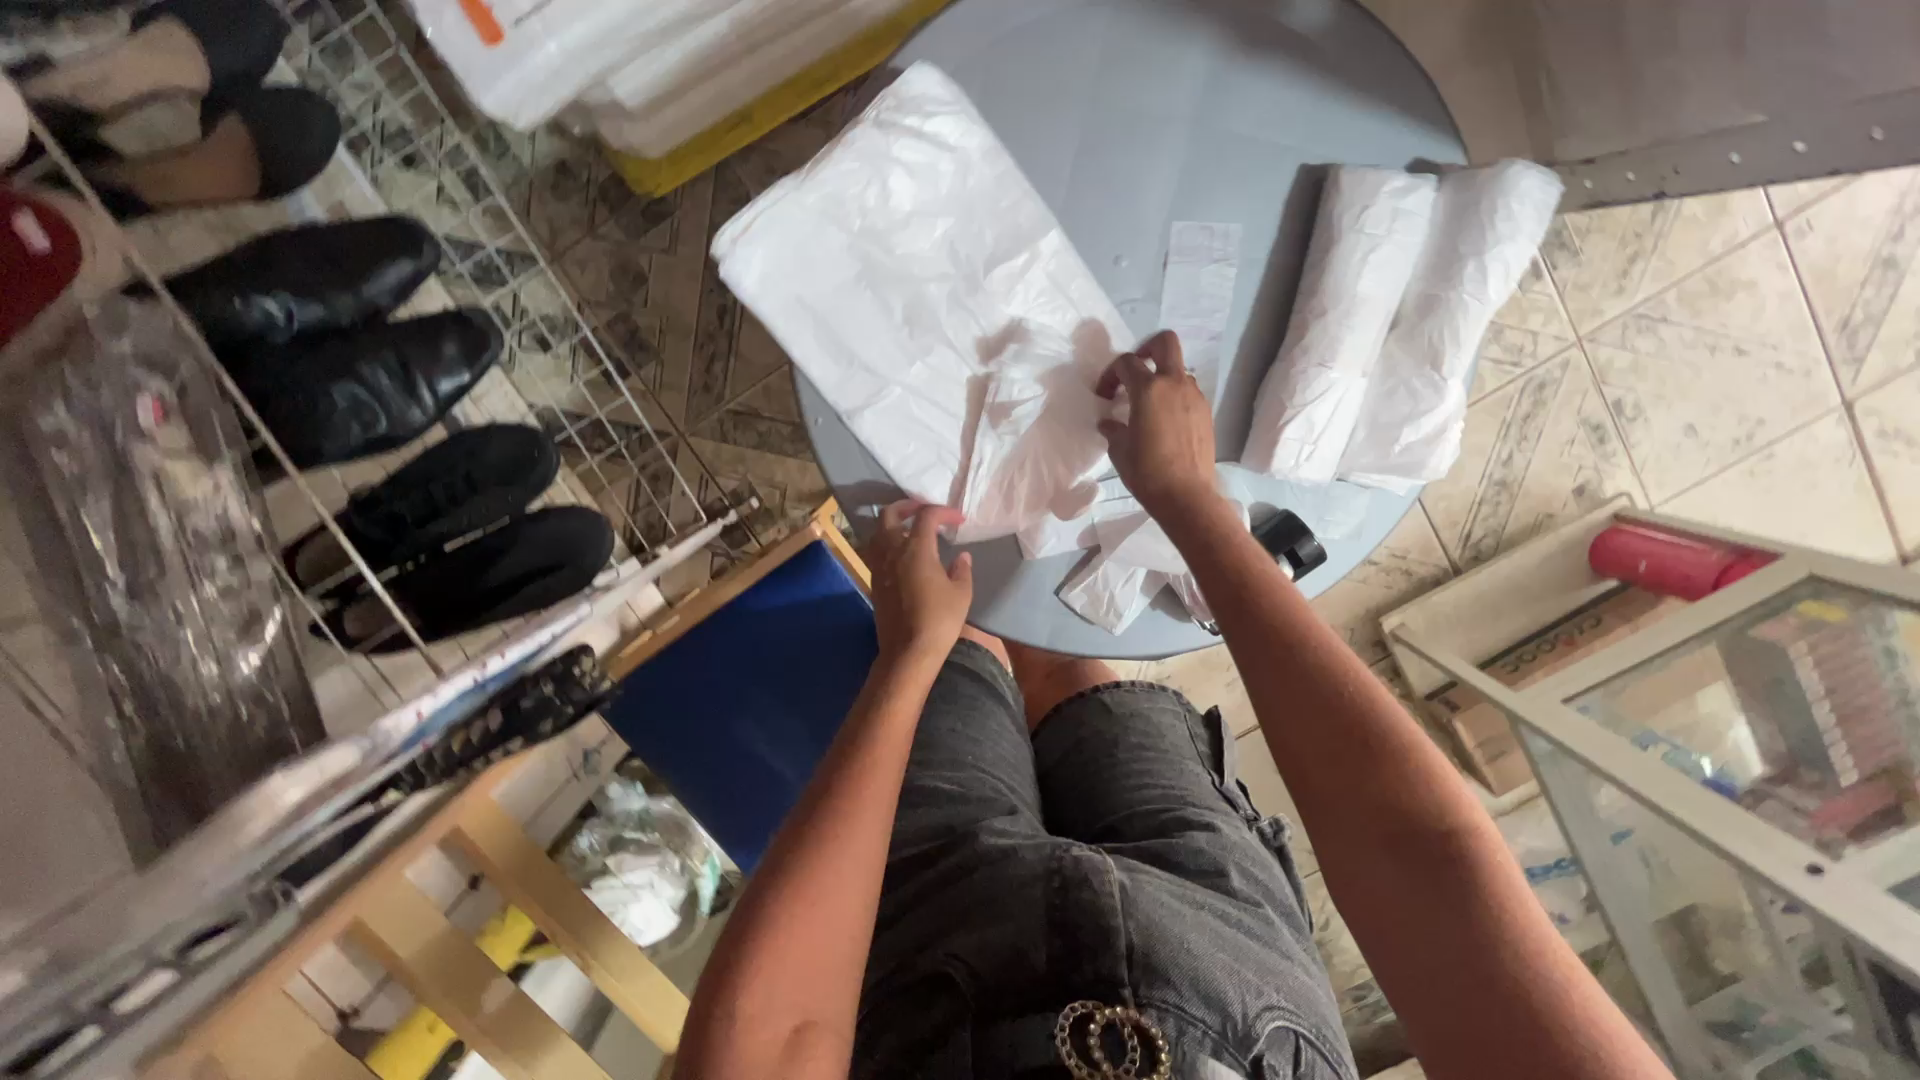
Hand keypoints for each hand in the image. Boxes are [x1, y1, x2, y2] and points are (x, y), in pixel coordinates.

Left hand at [863, 499, 973, 665]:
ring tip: (909, 528)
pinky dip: (887, 542)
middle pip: (890, 514)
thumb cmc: (939, 621)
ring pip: (877, 532)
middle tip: (923, 510)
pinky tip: (902, 553)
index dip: (943, 511)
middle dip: (907, 506)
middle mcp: (892, 551)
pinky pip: (876, 550)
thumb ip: (962, 570)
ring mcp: (879, 566)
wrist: (908, 651)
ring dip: (892, 523)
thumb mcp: (961, 594)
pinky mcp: (874, 581)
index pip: (926, 516)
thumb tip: (961, 557)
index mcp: (916, 549)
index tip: (958, 519)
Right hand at [1096, 330, 1221, 521]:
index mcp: (1148, 389)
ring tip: (1148, 405)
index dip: (1110, 374)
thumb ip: (1113, 429)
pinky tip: (1164, 423)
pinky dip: (1174, 398)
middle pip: (1165, 342)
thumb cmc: (1146, 472)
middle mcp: (1174, 384)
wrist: (1186, 496)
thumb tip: (1109, 422)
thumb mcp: (1120, 450)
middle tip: (1134, 371)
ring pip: (1179, 370)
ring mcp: (1195, 397)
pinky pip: (1188, 392)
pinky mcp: (1206, 412)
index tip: (1104, 396)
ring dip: (1162, 378)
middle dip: (1147, 348)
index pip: (1126, 362)